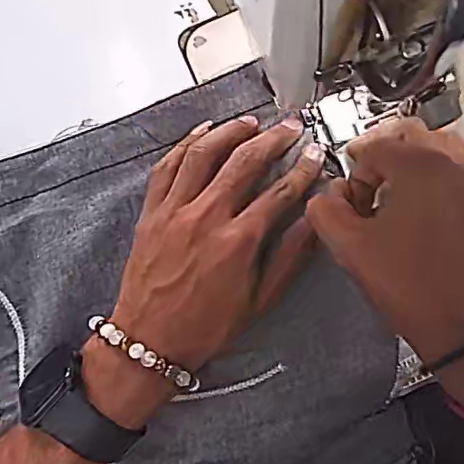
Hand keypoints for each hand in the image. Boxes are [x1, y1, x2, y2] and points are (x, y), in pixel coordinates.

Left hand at [80, 114, 324, 430]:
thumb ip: (288, 258)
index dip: (302, 169)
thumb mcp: (258, 302)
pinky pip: (167, 167)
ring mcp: (174, 212)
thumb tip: (312, 223)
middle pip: (244, 161)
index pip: (279, 192)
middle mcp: (205, 219)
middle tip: (289, 128)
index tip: (314, 156)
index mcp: (237, 242)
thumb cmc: (202, 328)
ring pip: (204, 154)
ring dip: (230, 132)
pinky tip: (202, 133)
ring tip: (250, 122)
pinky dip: (185, 144)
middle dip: (273, 139)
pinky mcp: (151, 213)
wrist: (149, 341)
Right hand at [305, 118, 463, 405]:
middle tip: (366, 185)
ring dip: (411, 162)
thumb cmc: (420, 291)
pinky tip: (421, 210)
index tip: (349, 196)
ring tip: (393, 194)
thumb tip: (325, 198)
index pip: (373, 145)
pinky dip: (437, 179)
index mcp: (420, 168)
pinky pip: (459, 172)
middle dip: (381, 156)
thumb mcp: (350, 249)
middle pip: (409, 134)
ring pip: (438, 148)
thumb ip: (325, 210)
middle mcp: (455, 166)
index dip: (352, 172)